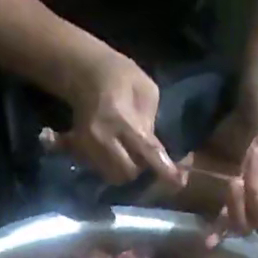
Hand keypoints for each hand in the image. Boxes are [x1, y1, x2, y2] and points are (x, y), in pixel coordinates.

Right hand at [55, 51, 180, 185]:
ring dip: (123, 170)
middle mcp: (103, 138)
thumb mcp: (147, 91)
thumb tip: (154, 150)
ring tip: (128, 155)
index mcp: (123, 119)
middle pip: (126, 173)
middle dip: (138, 171)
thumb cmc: (122, 77)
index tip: (179, 182)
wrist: (87, 74)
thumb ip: (151, 122)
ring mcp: (87, 147)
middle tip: (144, 159)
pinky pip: (98, 170)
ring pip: (111, 176)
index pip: (147, 150)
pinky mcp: (78, 152)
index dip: (164, 168)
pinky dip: (109, 166)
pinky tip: (113, 152)